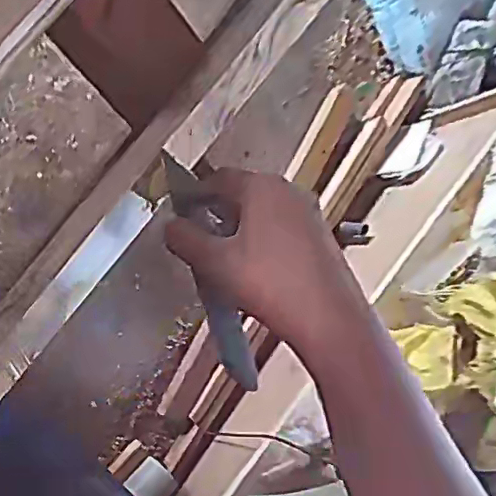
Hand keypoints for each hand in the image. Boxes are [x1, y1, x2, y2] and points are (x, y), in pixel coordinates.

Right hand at [164, 168, 368, 357]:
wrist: (325, 316)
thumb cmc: (268, 282)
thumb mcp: (213, 261)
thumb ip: (185, 239)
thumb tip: (171, 226)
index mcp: (261, 187)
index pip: (217, 178)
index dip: (192, 196)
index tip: (177, 216)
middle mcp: (288, 192)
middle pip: (240, 195)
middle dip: (213, 216)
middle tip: (194, 243)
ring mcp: (307, 214)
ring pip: (258, 215)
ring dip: (234, 233)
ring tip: (218, 263)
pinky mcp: (317, 238)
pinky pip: (276, 232)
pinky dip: (256, 245)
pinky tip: (247, 273)